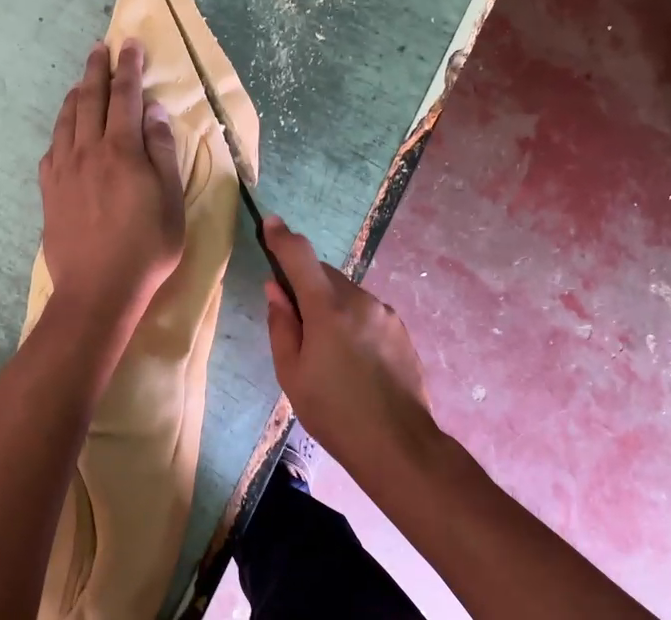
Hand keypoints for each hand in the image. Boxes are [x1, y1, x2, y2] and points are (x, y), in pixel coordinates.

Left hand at [39, 40, 184, 327]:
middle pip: (91, 98)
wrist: (96, 289)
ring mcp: (63, 169)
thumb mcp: (170, 201)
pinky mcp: (49, 189)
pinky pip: (53, 145)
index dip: (128, 68)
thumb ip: (161, 152)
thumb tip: (154, 113)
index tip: (130, 45)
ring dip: (77, 93)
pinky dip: (61, 127)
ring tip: (83, 80)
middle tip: (101, 48)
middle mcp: (88, 150)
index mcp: (122, 150)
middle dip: (97, 69)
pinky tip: (66, 129)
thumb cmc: (146, 248)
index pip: (125, 96)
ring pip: (67, 119)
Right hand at [263, 218, 439, 469]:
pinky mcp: (401, 330)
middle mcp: (360, 301)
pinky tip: (353, 361)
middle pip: (324, 276)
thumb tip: (276, 290)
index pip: (300, 257)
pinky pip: (367, 313)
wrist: (399, 446)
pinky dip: (352, 322)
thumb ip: (281, 325)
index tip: (269, 224)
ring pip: (347, 295)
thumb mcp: (292, 374)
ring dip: (331, 307)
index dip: (282, 238)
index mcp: (328, 309)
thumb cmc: (334, 413)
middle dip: (307, 287)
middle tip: (296, 323)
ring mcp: (385, 314)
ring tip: (328, 352)